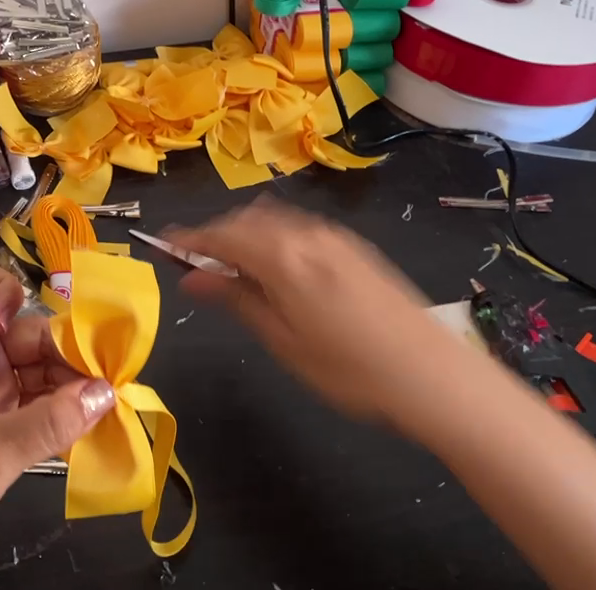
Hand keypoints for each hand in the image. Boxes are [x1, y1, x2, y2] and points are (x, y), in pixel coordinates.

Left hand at [0, 260, 115, 582]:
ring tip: (108, 407)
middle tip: (107, 381)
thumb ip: (51, 422)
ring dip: (69, 382)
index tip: (40, 330)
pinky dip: (60, 408)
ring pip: (35, 365)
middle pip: (26, 329)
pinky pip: (34, 398)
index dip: (11, 288)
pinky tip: (89, 426)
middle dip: (64, 348)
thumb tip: (107, 391)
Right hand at [167, 196, 480, 427]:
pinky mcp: (351, 246)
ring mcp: (331, 236)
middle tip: (196, 266)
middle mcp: (303, 233)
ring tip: (233, 268)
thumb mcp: (282, 339)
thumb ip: (235, 299)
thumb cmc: (348, 368)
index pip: (219, 235)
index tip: (163, 245)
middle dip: (215, 236)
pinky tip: (276, 266)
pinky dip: (273, 236)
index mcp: (280, 256)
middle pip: (243, 221)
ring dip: (244, 234)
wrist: (432, 374)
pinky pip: (297, 227)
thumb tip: (191, 278)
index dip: (188, 239)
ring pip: (271, 220)